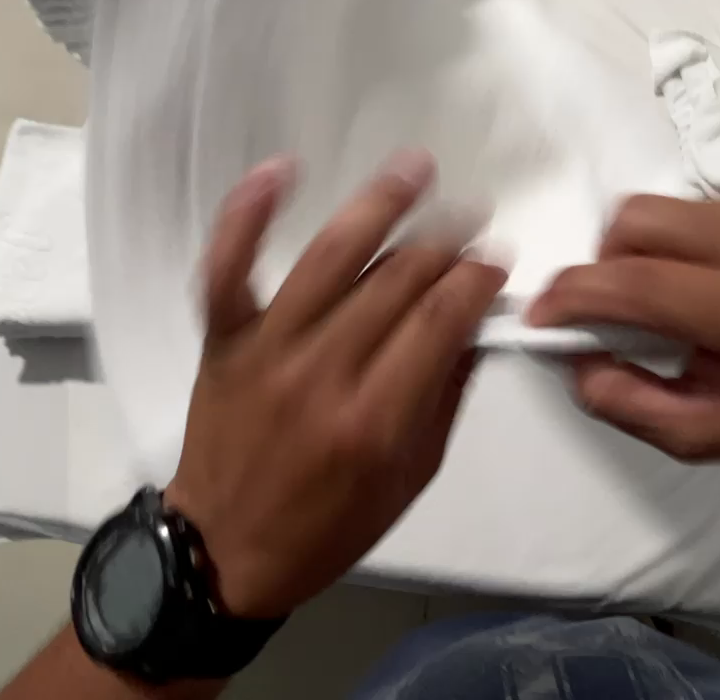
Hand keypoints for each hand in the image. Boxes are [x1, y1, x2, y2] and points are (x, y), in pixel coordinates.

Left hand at [164, 150, 507, 618]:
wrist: (224, 552)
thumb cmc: (329, 525)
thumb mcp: (413, 476)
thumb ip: (447, 393)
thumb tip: (475, 321)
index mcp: (374, 421)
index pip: (439, 322)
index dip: (475, 281)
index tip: (495, 263)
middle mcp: (321, 375)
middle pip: (396, 283)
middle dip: (445, 242)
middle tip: (471, 219)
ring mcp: (267, 350)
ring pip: (330, 260)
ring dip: (380, 205)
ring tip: (417, 168)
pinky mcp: (224, 338)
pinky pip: (228, 269)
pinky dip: (247, 216)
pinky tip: (279, 171)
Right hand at [527, 194, 719, 477]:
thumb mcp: (702, 437)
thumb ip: (624, 401)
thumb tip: (569, 351)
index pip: (642, 284)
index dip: (575, 296)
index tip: (540, 317)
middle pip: (636, 223)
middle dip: (600, 266)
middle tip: (607, 313)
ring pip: (652, 208)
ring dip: (629, 253)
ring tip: (652, 299)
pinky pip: (680, 207)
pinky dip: (662, 242)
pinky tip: (689, 279)